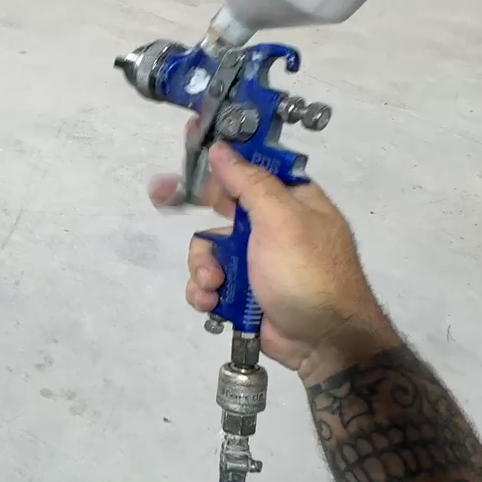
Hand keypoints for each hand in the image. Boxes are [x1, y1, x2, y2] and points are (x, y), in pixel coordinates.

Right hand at [148, 124, 396, 380]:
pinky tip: (213, 302)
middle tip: (160, 194)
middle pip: (218, 205)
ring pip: (206, 249)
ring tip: (214, 285)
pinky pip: (207, 281)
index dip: (219, 154)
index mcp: (288, 200)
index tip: (189, 140)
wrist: (321, 342)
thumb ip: (248, 183)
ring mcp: (253, 259)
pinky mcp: (239, 290)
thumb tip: (222, 149)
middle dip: (192, 211)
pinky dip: (205, 292)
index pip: (248, 166)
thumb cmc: (307, 273)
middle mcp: (269, 225)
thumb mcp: (282, 221)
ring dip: (202, 268)